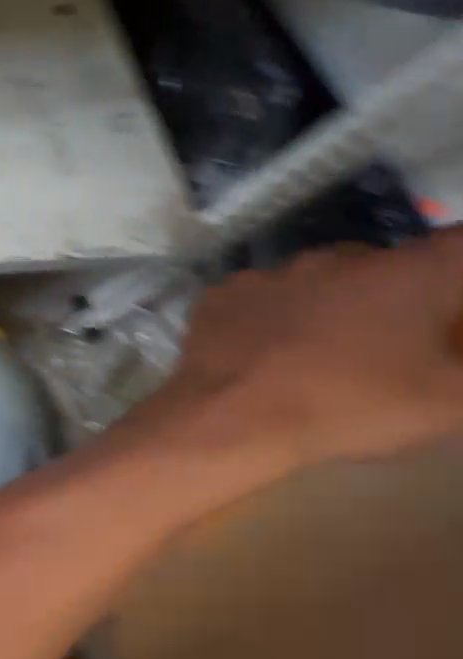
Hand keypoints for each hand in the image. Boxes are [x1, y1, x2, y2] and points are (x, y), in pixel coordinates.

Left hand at [128, 230, 462, 476]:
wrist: (228, 415)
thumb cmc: (352, 403)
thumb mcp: (456, 398)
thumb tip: (452, 351)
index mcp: (404, 273)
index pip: (462, 243)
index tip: (456, 301)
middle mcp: (331, 259)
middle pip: (390, 262)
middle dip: (411, 289)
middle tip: (415, 332)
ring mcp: (266, 273)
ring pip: (322, 277)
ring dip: (343, 300)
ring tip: (344, 344)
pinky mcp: (220, 294)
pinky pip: (268, 295)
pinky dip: (284, 313)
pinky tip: (282, 347)